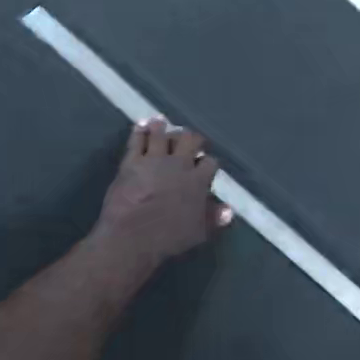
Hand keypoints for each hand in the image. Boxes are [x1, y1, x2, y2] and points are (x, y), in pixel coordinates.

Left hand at [91, 118, 232, 264]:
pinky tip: (141, 125)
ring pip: (162, 134)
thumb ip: (213, 218)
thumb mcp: (198, 233)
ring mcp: (154, 160)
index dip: (207, 162)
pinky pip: (137, 140)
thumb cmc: (168, 238)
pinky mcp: (131, 161)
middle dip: (192, 138)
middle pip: (189, 140)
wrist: (132, 235)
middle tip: (190, 139)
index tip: (204, 163)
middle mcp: (178, 165)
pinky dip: (140, 130)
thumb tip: (227, 210)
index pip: (209, 163)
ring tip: (162, 122)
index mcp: (198, 181)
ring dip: (163, 127)